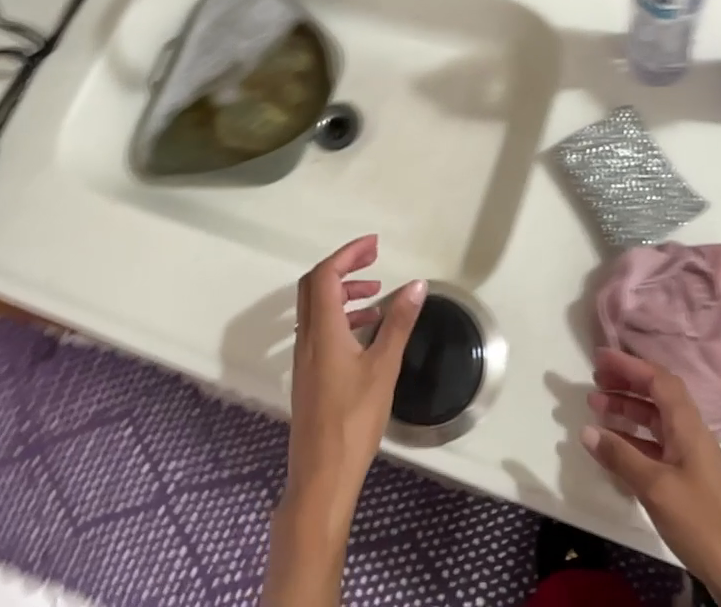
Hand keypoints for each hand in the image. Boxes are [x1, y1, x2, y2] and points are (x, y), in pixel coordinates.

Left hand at [265, 236, 424, 606]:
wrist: (322, 473)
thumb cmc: (354, 420)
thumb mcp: (383, 368)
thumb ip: (398, 323)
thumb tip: (416, 285)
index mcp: (322, 331)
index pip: (326, 275)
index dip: (347, 254)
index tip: (374, 245)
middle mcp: (307, 338)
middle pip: (315, 286)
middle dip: (343, 267)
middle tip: (374, 261)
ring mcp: (305, 358)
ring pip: (317, 309)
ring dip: (343, 293)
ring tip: (376, 295)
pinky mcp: (309, 375)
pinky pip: (320, 330)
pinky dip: (341, 317)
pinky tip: (366, 332)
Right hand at [582, 348, 720, 606]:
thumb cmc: (701, 520)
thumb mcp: (656, 487)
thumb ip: (621, 457)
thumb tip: (587, 430)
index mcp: (688, 426)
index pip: (660, 381)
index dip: (631, 366)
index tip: (601, 358)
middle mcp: (690, 434)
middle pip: (658, 397)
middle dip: (627, 384)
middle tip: (594, 379)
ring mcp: (690, 458)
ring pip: (655, 422)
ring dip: (627, 411)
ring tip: (596, 407)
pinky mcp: (686, 480)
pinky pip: (655, 446)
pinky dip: (633, 440)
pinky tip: (612, 447)